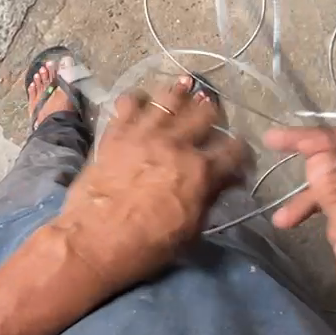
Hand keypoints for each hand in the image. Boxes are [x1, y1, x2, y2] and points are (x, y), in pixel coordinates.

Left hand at [49, 76, 246, 297]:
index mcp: (200, 171)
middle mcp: (175, 144)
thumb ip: (209, 199)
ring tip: (184, 89)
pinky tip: (140, 101)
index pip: (233, 150)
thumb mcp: (191, 230)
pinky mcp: (115, 134)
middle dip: (212, 113)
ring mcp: (143, 135)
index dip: (241, 150)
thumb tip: (224, 181)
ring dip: (179, 95)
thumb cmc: (147, 245)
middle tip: (210, 117)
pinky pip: (128, 105)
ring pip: (168, 99)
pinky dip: (136, 99)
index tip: (238, 154)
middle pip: (203, 113)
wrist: (94, 241)